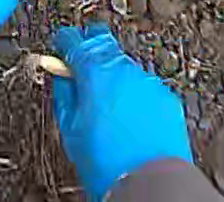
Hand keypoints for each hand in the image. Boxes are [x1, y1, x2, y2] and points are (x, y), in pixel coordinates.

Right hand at [52, 24, 193, 198]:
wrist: (149, 184)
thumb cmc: (106, 163)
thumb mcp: (71, 131)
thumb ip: (65, 96)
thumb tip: (62, 78)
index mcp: (94, 72)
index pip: (74, 40)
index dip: (64, 41)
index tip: (60, 45)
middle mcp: (121, 67)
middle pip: (102, 42)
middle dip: (90, 49)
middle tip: (82, 67)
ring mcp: (145, 79)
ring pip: (124, 66)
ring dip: (113, 77)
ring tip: (108, 108)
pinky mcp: (163, 94)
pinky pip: (144, 86)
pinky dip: (134, 96)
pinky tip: (130, 120)